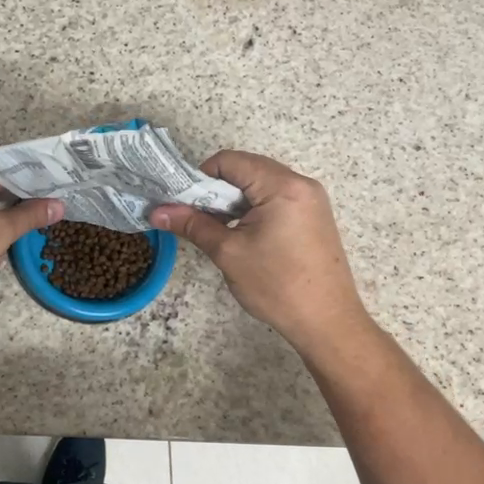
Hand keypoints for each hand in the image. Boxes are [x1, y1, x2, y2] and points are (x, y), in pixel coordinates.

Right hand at [149, 151, 372, 351]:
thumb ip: (192, 224)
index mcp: (282, 186)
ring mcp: (311, 200)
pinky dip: (253, 208)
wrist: (327, 323)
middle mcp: (301, 184)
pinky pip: (275, 198)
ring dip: (234, 200)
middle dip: (217, 189)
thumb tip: (156, 211)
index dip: (201, 177)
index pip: (230, 161)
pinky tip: (244, 235)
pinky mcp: (314, 217)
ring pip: (260, 184)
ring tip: (221, 229)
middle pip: (246, 169)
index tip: (187, 204)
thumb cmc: (277, 286)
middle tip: (200, 218)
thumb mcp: (227, 252)